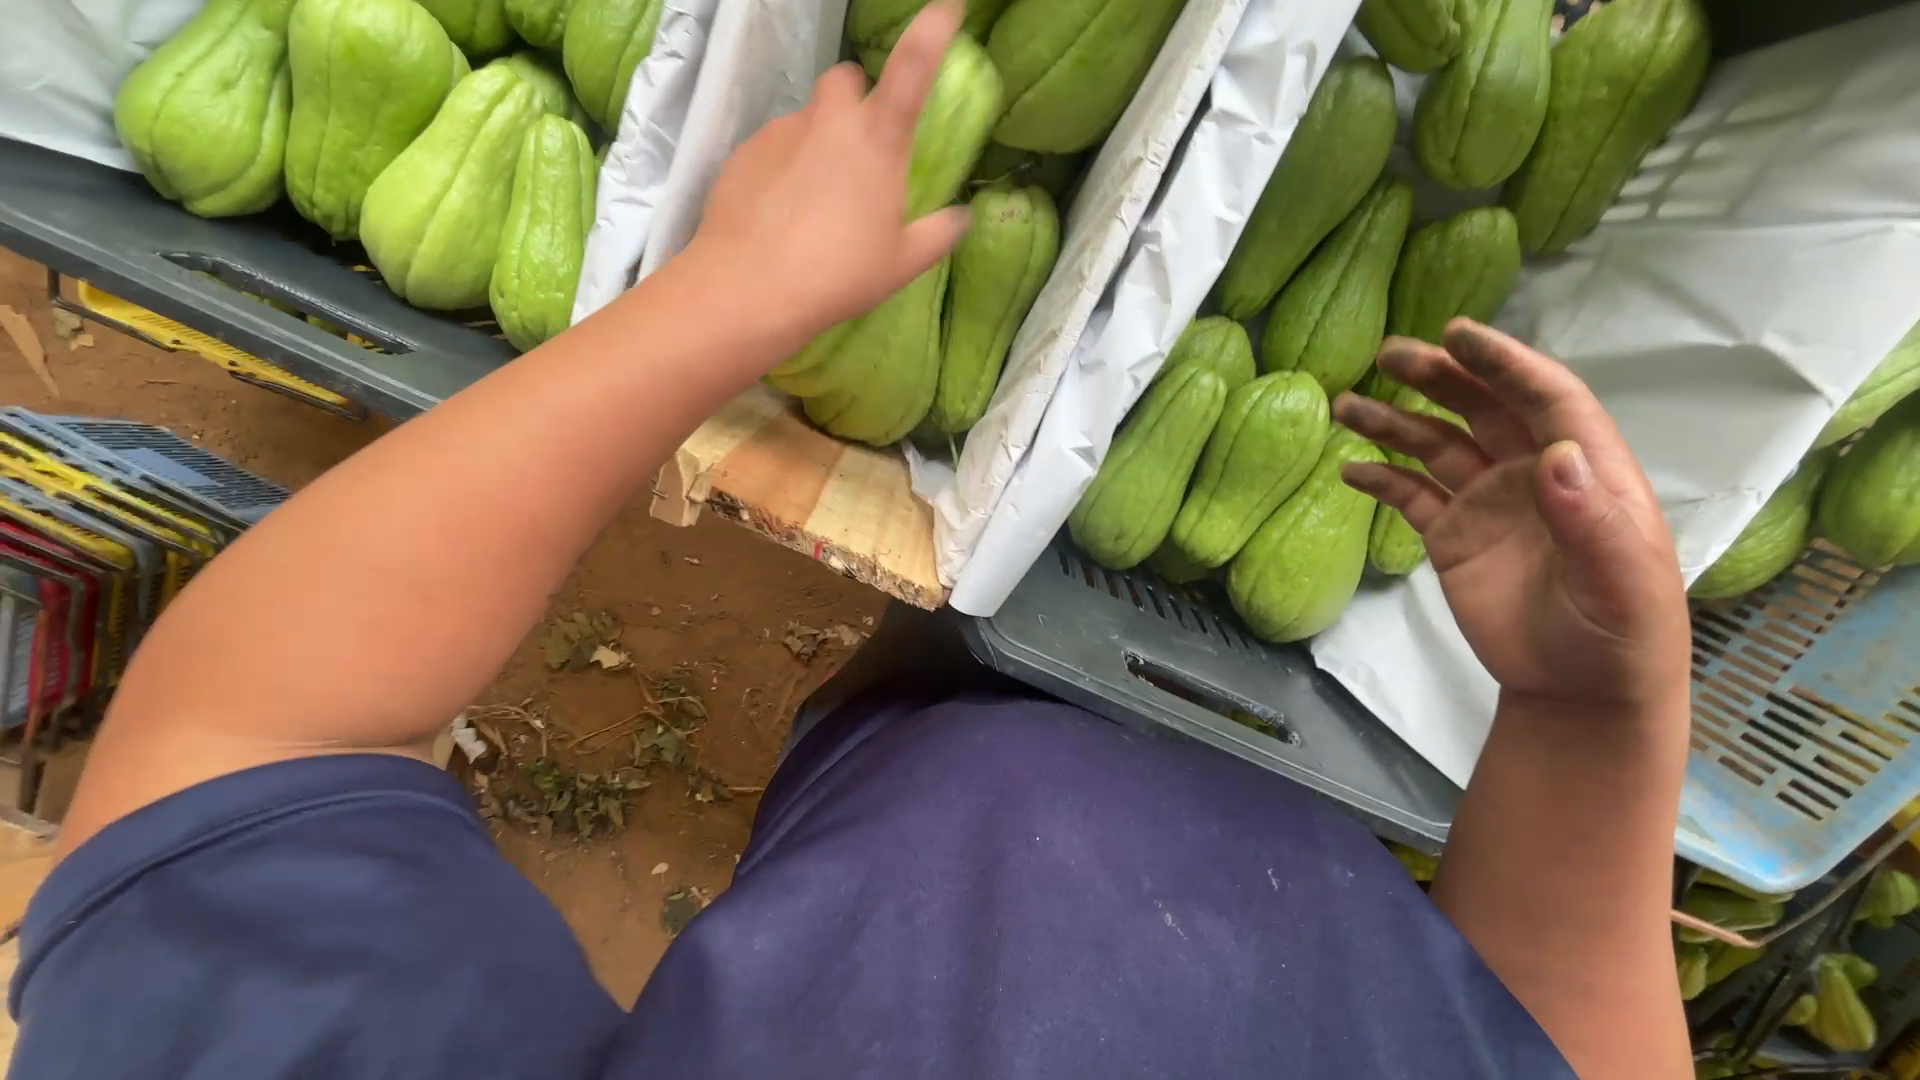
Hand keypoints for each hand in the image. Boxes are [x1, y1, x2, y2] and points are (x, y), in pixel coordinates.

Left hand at [680, 0, 970, 351]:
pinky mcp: (746, 150)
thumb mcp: (902, 263)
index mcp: (879, 140)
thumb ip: (939, 234)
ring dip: (820, 141)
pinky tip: (783, 212)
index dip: (933, 30)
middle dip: (858, 101)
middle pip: (847, 80)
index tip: (947, 8)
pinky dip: (786, 166)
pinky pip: (776, 145)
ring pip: (809, 117)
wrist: (750, 287)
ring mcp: (783, 130)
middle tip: (862, 152)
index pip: (913, 66)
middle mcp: (830, 120)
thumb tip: (962, 217)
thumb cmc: (838, 275)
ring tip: (817, 200)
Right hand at [1332, 321, 1690, 715]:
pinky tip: (1350, 471)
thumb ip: (1592, 520)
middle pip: (1482, 409)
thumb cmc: (1619, 636)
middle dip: (1438, 378)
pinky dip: (1380, 479)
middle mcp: (1531, 475)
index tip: (1458, 335)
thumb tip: (1557, 454)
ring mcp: (1486, 503)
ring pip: (1435, 446)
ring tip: (1347, 404)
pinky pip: (1410, 496)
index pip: (1546, 400)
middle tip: (1389, 353)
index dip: (1504, 364)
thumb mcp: (1622, 583)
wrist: (1575, 690)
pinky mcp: (1451, 536)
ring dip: (1393, 423)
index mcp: (1586, 473)